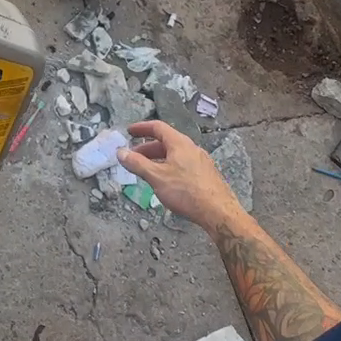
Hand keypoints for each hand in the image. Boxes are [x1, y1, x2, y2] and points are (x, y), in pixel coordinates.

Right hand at [118, 120, 245, 229]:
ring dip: (158, 159)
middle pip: (166, 141)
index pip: (158, 127)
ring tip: (148, 171)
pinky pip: (184, 164)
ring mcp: (201, 162)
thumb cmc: (186, 192)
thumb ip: (137, 164)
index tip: (130, 131)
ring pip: (175, 155)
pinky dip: (170, 167)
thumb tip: (120, 152)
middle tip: (134, 156)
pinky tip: (167, 182)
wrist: (220, 213)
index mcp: (179, 143)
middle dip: (148, 148)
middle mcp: (192, 148)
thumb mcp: (156, 177)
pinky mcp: (207, 175)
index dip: (142, 128)